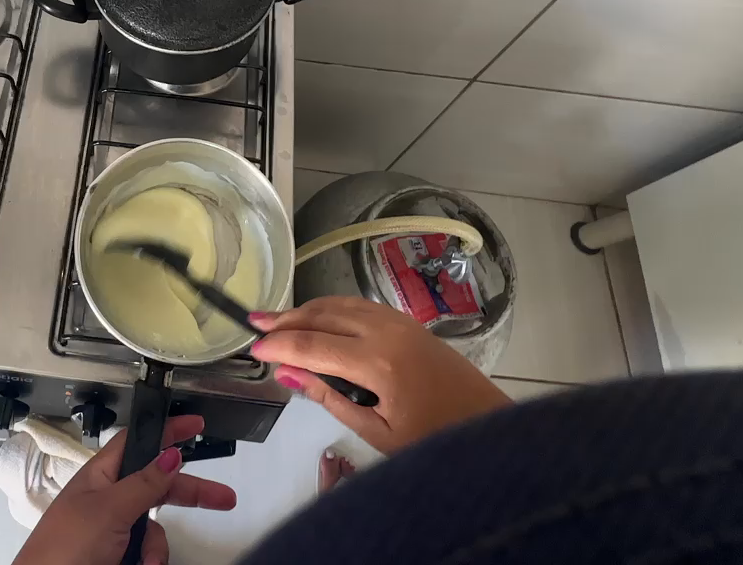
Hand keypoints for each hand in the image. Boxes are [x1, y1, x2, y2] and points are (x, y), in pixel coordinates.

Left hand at [12, 413, 236, 564]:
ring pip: (156, 529)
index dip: (167, 430)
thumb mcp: (109, 509)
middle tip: (222, 499)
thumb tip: (171, 453)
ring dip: (156, 548)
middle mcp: (110, 499)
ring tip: (142, 562)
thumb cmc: (64, 548)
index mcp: (101, 474)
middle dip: (189, 494)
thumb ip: (144, 483)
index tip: (195, 423)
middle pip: (158, 487)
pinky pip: (149, 554)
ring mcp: (114, 531)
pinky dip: (150, 562)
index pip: (140, 440)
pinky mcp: (119, 557)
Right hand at [250, 296, 510, 454]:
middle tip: (253, 322)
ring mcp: (395, 319)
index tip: (254, 349)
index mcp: (377, 363)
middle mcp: (383, 330)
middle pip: (320, 315)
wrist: (489, 425)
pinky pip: (354, 304)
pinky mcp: (403, 318)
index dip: (279, 345)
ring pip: (336, 304)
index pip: (312, 345)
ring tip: (275, 319)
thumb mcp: (377, 432)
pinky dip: (328, 308)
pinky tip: (314, 317)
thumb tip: (287, 373)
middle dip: (284, 319)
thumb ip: (328, 398)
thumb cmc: (434, 439)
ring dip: (304, 310)